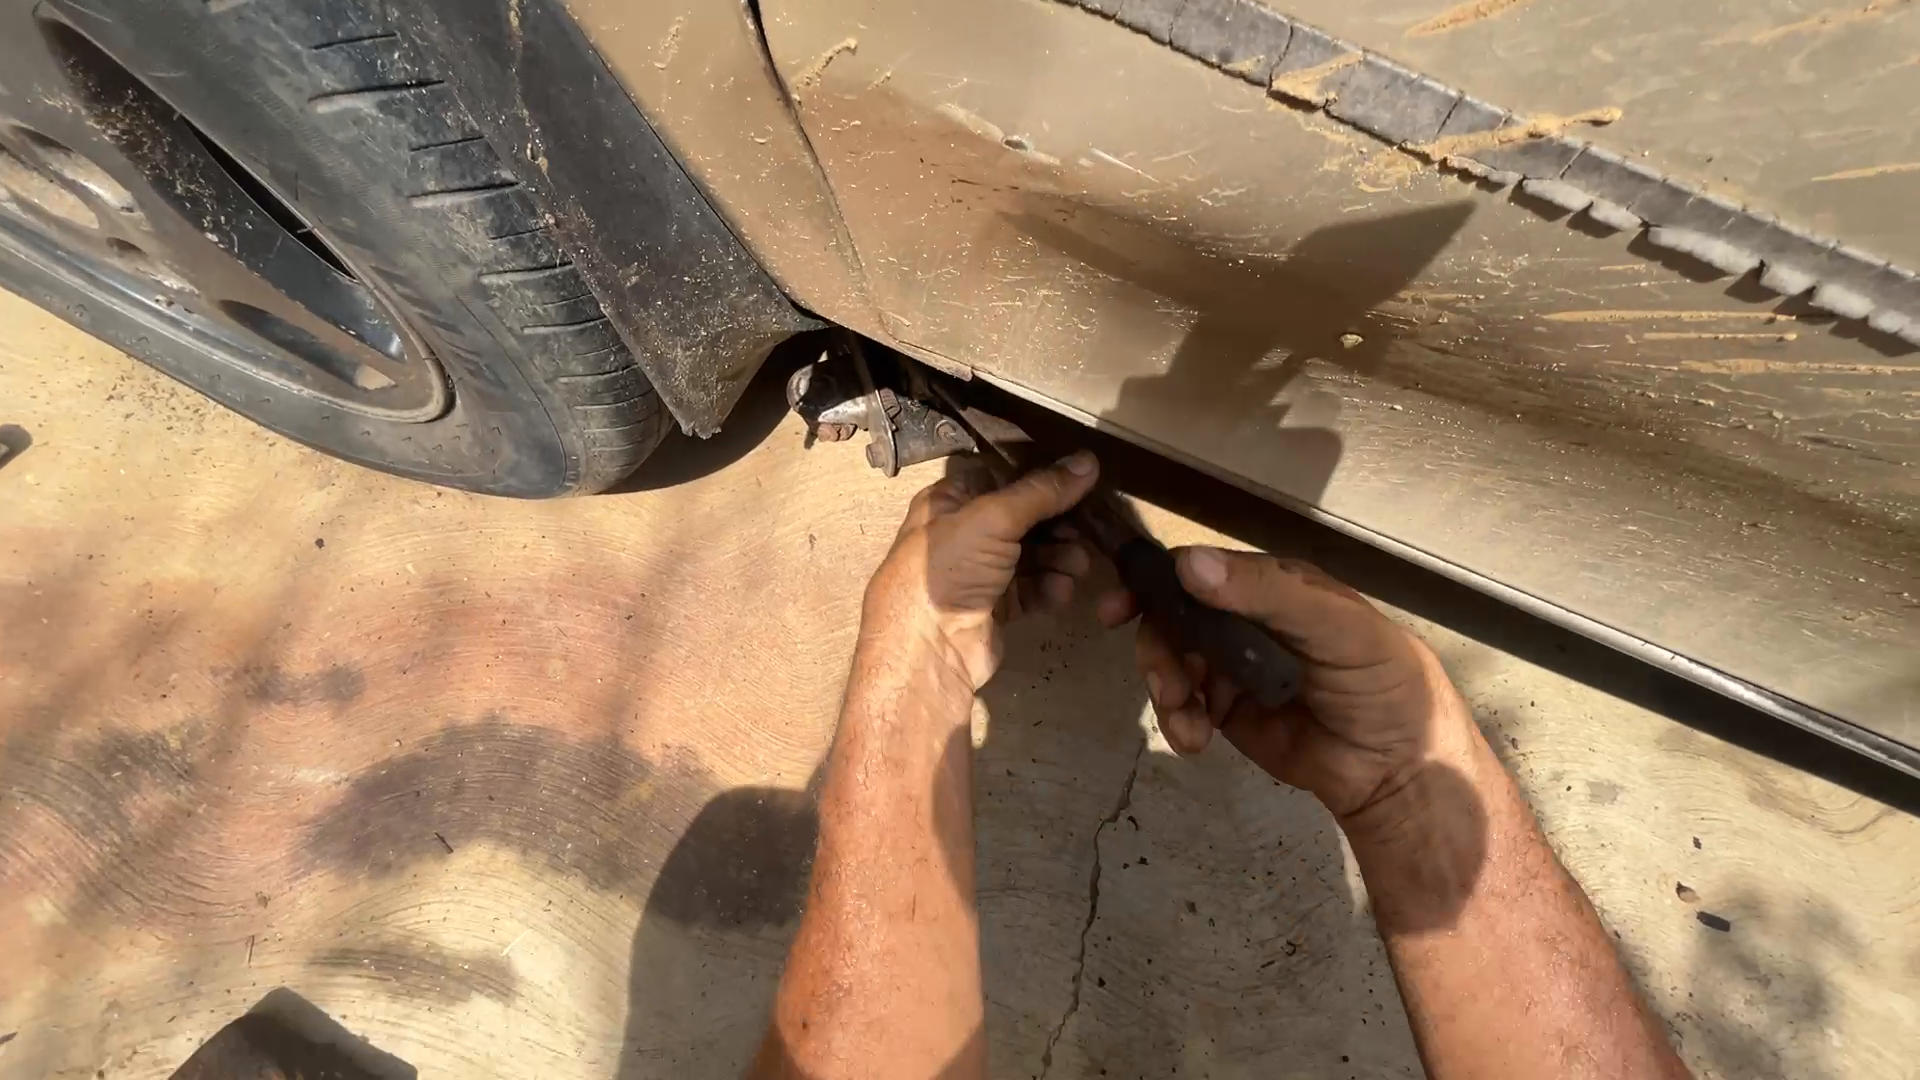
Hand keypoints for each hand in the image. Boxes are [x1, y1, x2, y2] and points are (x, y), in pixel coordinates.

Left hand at [862, 452, 1100, 689]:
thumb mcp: (993, 519)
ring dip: (1059, 558)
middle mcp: (964, 532)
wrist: (928, 648)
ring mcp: (980, 571)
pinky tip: (1061, 591)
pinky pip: (1031, 588)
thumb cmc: (949, 568)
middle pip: (1023, 518)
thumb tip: (1089, 461)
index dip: (1040, 479)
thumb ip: (1042, 491)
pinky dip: (1049, 588)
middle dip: (1057, 525)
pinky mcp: (995, 606)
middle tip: (1085, 531)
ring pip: (1032, 555)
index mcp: (950, 501)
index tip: (1081, 481)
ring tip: (1077, 565)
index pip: (1002, 477)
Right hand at [1099, 546, 1474, 820]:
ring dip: (1166, 688)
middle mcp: (1244, 619)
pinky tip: (1195, 740)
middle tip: (1163, 685)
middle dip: (1159, 650)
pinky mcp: (1225, 709)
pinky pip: (1182, 704)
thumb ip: (1265, 592)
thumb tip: (1185, 562)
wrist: (1402, 774)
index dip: (1156, 583)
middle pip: (1174, 619)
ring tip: (1185, 720)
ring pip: (1171, 661)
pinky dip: (1178, 719)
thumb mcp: (1336, 628)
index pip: (1200, 571)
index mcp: (1271, 586)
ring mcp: (1231, 665)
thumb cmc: (1381, 684)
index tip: (1117, 606)